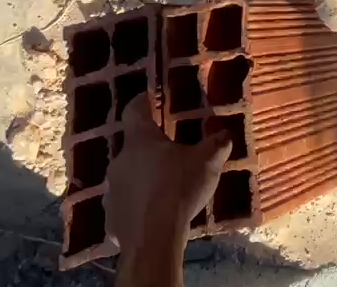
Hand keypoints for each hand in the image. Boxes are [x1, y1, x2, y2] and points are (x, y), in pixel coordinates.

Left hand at [104, 93, 232, 286]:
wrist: (154, 238)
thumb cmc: (179, 187)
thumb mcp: (209, 160)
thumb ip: (218, 143)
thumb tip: (226, 134)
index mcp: (140, 140)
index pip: (134, 111)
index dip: (142, 101)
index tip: (150, 97)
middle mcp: (120, 161)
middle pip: (133, 146)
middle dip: (150, 147)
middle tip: (171, 150)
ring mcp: (111, 192)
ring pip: (127, 175)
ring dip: (142, 176)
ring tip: (164, 184)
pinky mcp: (110, 219)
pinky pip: (125, 204)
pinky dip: (138, 203)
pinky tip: (154, 211)